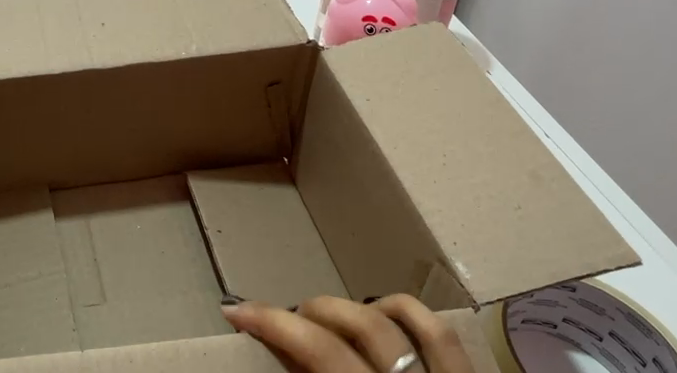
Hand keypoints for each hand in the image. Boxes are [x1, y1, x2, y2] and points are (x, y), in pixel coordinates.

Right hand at [221, 295, 472, 372]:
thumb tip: (286, 367)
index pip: (319, 355)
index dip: (272, 324)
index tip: (236, 313)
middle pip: (351, 328)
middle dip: (302, 312)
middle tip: (276, 321)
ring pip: (393, 319)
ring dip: (345, 308)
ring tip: (321, 316)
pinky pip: (440, 332)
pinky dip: (404, 312)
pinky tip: (379, 315)